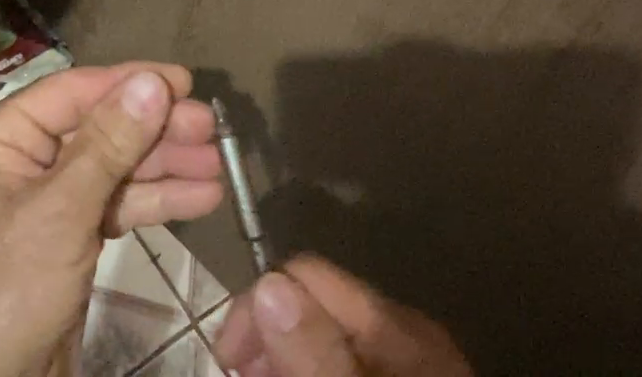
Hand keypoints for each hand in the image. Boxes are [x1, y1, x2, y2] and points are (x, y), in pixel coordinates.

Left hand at [0, 64, 224, 376]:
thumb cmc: (10, 286)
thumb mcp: (61, 210)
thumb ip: (109, 145)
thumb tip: (152, 83)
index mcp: (2, 137)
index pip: (72, 93)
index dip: (128, 83)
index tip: (183, 80)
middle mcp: (24, 158)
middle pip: (99, 129)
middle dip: (154, 130)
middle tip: (211, 128)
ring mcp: (49, 198)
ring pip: (114, 167)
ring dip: (164, 166)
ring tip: (218, 163)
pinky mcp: (71, 235)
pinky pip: (117, 204)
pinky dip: (155, 201)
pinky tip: (199, 197)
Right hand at [212, 254, 471, 376]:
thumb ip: (315, 355)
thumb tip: (268, 284)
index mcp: (394, 325)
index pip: (303, 274)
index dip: (256, 310)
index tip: (229, 367)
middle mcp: (404, 331)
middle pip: (311, 301)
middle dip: (268, 338)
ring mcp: (411, 361)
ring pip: (324, 332)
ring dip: (287, 357)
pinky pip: (348, 357)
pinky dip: (315, 369)